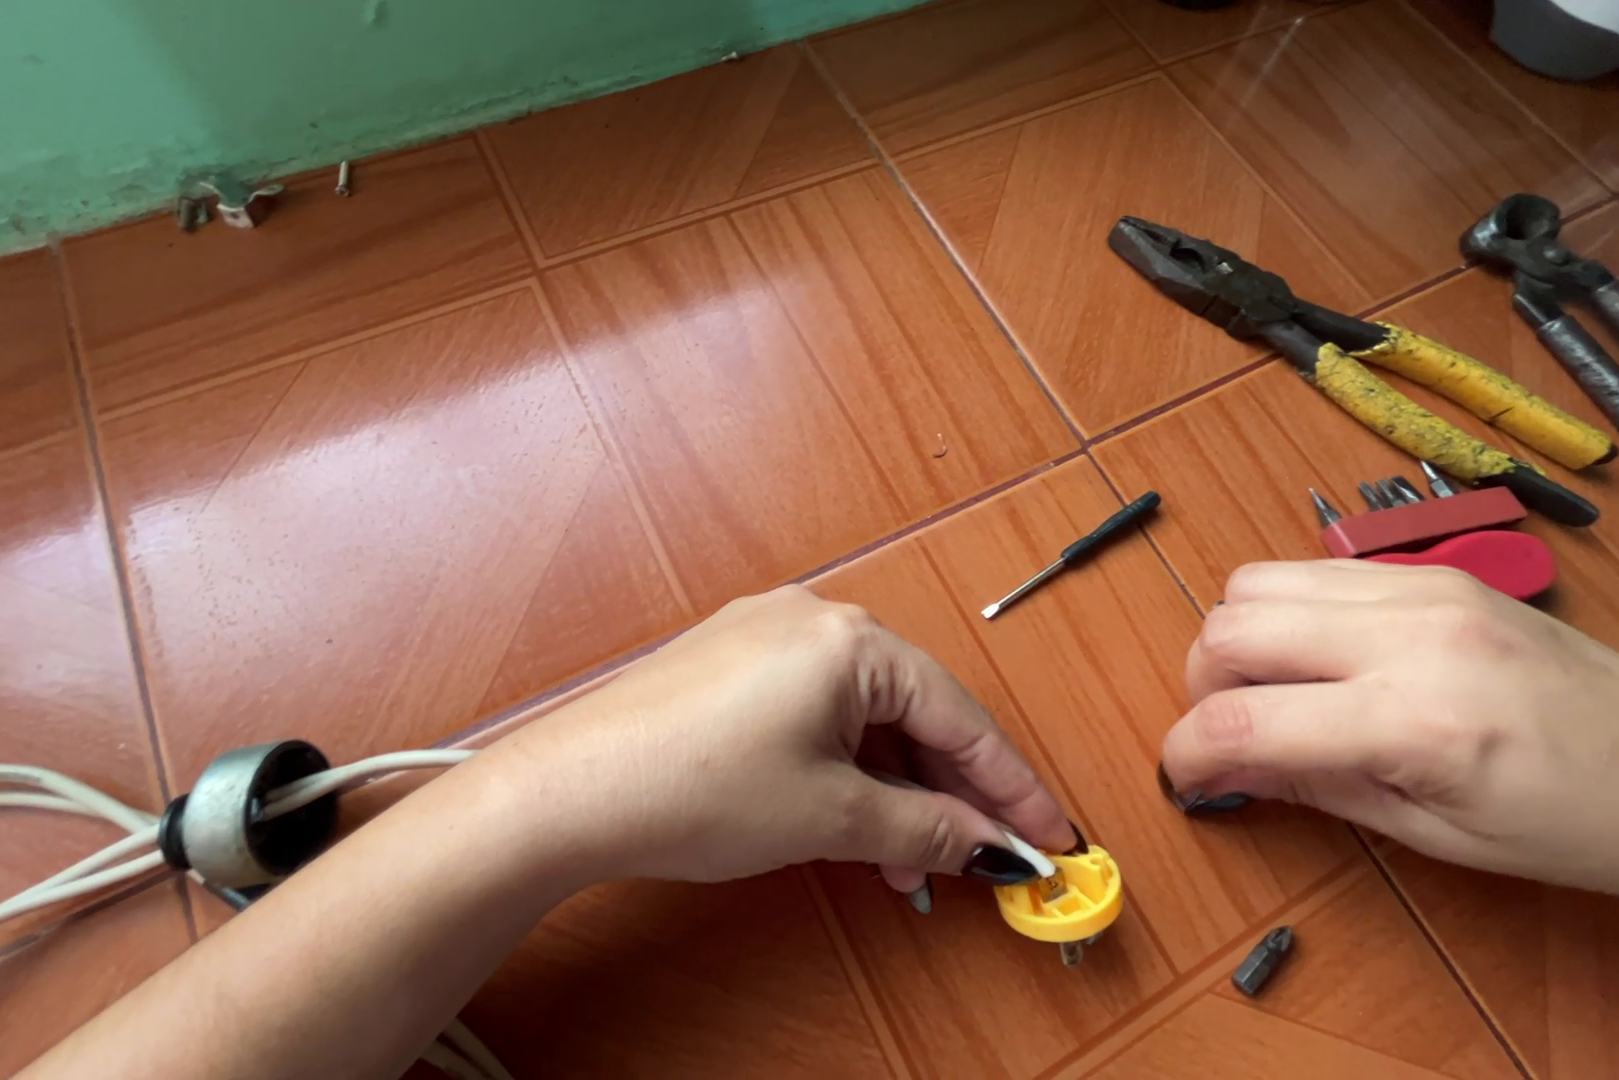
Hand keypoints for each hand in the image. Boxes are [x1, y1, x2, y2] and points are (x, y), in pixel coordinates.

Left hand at [493, 585, 1074, 895]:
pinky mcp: (738, 660)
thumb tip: (985, 838)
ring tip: (904, 856)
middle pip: (912, 710)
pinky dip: (845, 761)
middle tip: (975, 854)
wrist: (572, 789)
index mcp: (851, 638)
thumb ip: (925, 824)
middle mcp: (815, 619)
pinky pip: (819, 707)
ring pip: (863, 713)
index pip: (959, 714)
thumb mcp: (832, 815)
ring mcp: (770, 635)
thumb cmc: (693, 785)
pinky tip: (853, 813)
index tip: (1047, 829)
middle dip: (945, 789)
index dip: (1010, 782)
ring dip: (891, 783)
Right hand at [1161, 560, 1618, 922]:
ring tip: (1267, 686)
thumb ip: (1303, 786)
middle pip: (1228, 629)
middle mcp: (1410, 633)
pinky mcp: (1425, 568)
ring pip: (1249, 584)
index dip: (1187, 751)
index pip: (1243, 721)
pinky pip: (1301, 571)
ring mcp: (1418, 586)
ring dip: (1233, 640)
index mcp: (1419, 722)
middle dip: (1200, 685)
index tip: (1181, 774)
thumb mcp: (1427, 834)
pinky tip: (1310, 653)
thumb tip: (1214, 770)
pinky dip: (1276, 611)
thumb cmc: (1577, 828)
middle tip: (1228, 728)